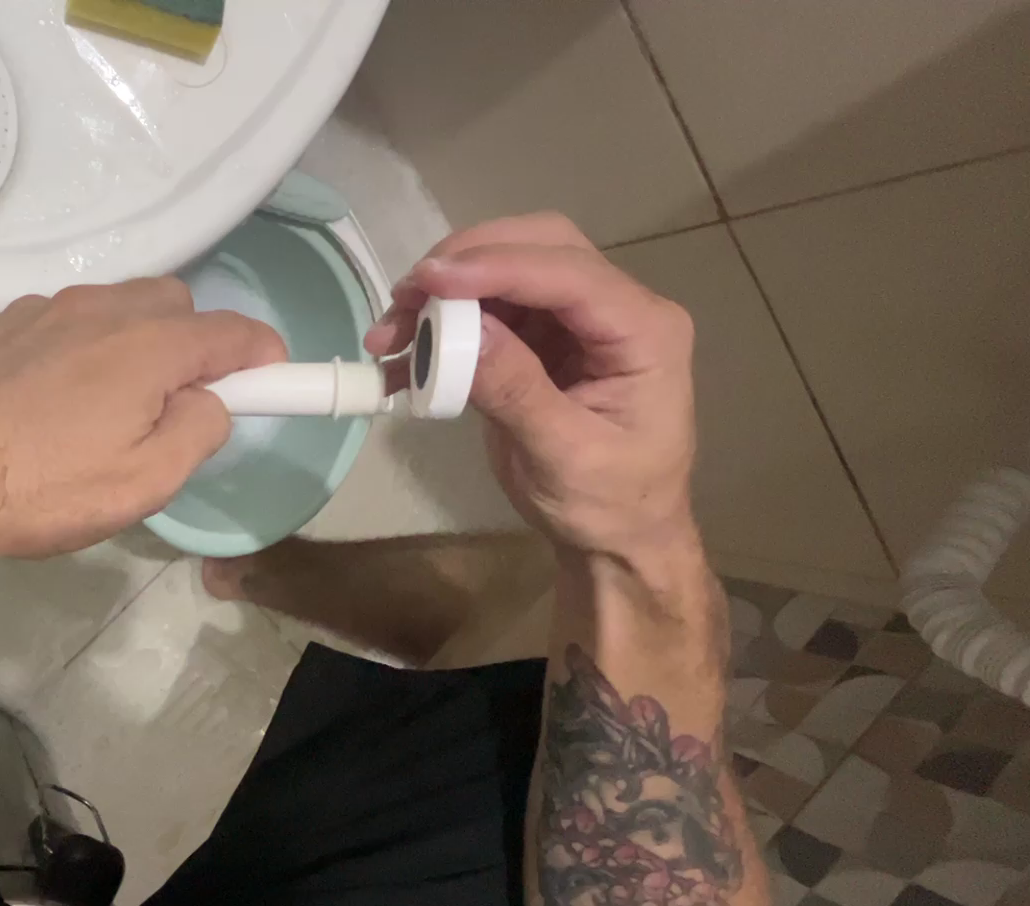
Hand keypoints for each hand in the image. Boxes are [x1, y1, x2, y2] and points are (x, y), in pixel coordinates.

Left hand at [0, 278, 283, 575]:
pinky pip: (66, 326)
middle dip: (195, 349)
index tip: (276, 378)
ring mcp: (42, 311)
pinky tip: (54, 405)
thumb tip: (211, 402)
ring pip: (118, 312)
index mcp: (146, 345)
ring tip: (109, 414)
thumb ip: (198, 431)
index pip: (233, 334)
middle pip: (176, 308)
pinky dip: (84, 352)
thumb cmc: (39, 492)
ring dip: (137, 348)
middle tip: (178, 409)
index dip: (264, 357)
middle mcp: (98, 310)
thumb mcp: (143, 483)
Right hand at [367, 214, 698, 563]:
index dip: (497, 266)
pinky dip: (437, 332)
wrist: (614, 534)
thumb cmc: (606, 502)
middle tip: (405, 296)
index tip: (428, 280)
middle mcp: (609, 312)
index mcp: (641, 331)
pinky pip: (482, 318)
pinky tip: (400, 361)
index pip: (569, 275)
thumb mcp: (563, 456)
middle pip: (539, 248)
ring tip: (388, 335)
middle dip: (467, 263)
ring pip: (502, 277)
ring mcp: (570, 325)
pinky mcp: (535, 344)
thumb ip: (517, 392)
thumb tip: (467, 335)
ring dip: (441, 297)